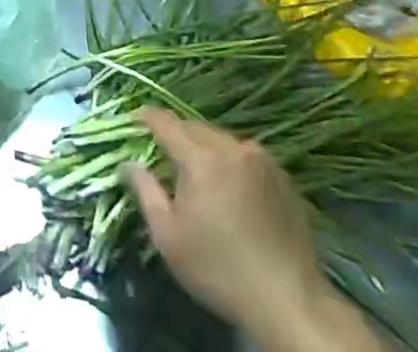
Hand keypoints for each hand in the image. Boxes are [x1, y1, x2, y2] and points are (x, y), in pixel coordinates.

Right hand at [125, 109, 380, 351]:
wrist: (289, 300)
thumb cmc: (218, 268)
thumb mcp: (167, 234)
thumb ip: (144, 190)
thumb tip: (128, 163)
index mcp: (201, 159)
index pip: (166, 123)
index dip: (145, 117)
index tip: (132, 120)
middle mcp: (233, 148)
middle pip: (194, 127)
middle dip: (174, 133)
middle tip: (160, 150)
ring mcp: (262, 160)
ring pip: (221, 138)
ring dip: (202, 146)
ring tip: (194, 168)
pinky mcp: (283, 177)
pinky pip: (244, 154)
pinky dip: (228, 159)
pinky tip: (226, 184)